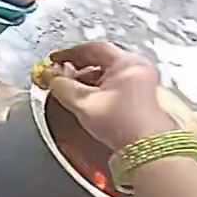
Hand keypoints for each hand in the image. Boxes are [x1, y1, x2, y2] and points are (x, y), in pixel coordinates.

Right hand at [43, 42, 179, 149]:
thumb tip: (50, 77)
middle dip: (77, 65)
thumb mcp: (83, 102)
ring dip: (86, 77)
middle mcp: (136, 68)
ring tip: (69, 87)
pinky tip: (86, 96)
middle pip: (101, 59)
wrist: (147, 148)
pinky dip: (97, 85)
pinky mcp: (140, 95)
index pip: (92, 49)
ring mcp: (141, 81)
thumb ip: (61, 86)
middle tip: (59, 73)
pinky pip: (114, 82)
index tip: (53, 60)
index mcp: (126, 63)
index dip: (69, 53)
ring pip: (107, 71)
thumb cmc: (120, 123)